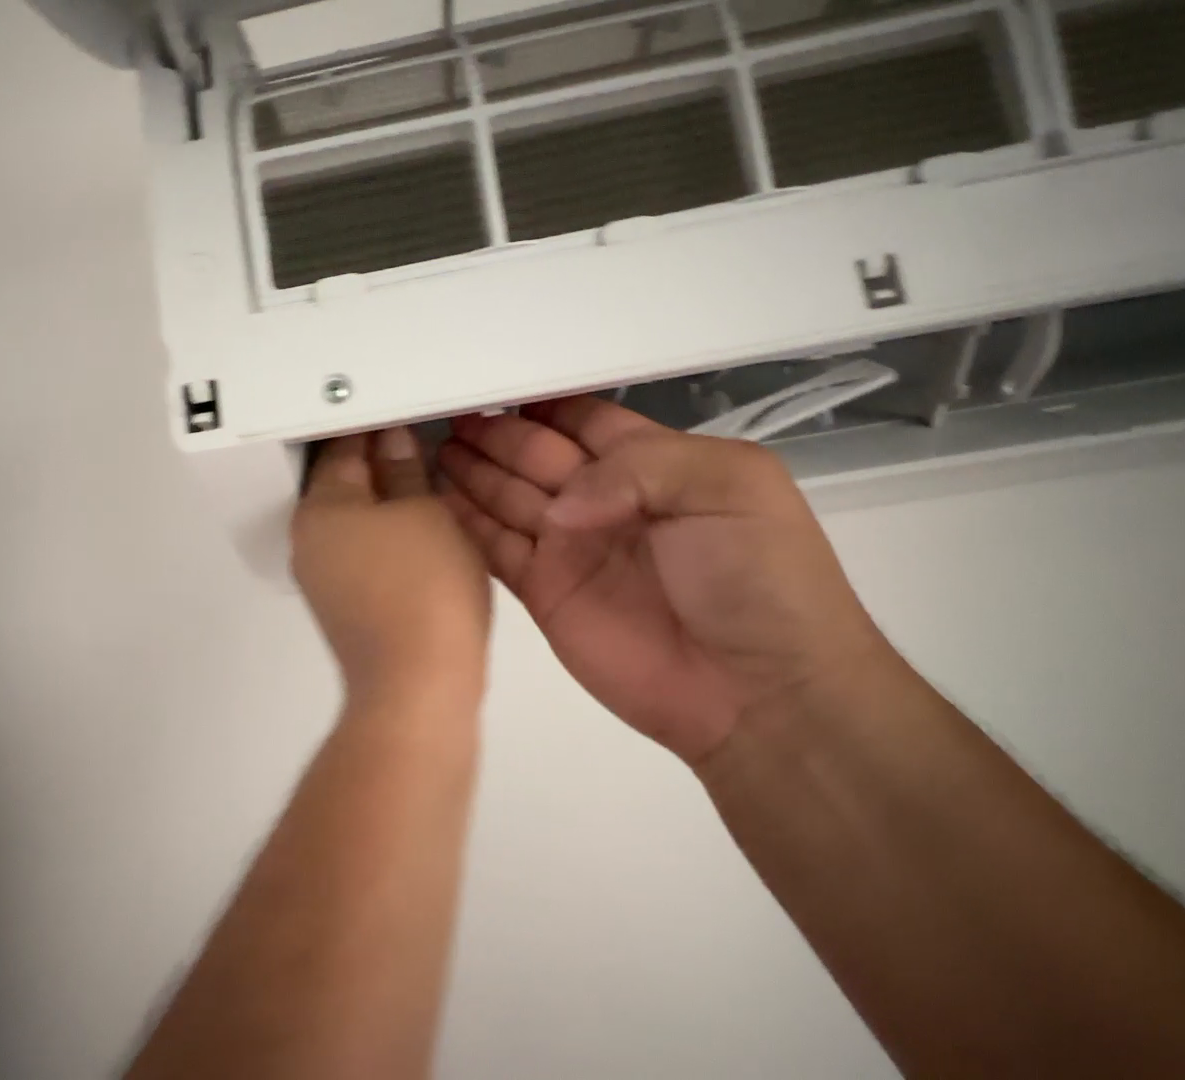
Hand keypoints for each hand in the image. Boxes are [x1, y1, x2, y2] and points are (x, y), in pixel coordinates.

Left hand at [294, 428, 492, 711]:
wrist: (417, 688)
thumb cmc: (424, 587)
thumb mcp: (425, 514)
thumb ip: (406, 470)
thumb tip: (390, 437)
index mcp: (319, 508)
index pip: (342, 445)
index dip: (376, 422)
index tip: (408, 405)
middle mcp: (308, 540)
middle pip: (343, 484)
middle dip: (379, 460)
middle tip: (425, 436)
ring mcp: (322, 577)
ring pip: (354, 520)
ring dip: (385, 498)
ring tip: (429, 477)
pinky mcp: (344, 606)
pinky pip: (364, 552)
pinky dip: (387, 534)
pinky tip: (420, 528)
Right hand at [438, 397, 888, 762]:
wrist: (757, 691)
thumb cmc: (758, 578)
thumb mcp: (726, 487)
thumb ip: (637, 467)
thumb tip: (559, 508)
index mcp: (653, 463)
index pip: (583, 419)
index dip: (540, 403)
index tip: (493, 382)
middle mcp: (606, 500)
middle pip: (534, 455)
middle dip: (494, 434)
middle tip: (445, 412)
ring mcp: (572, 549)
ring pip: (507, 498)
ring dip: (470, 473)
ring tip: (426, 445)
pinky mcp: (545, 594)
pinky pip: (496, 550)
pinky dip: (465, 526)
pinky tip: (433, 499)